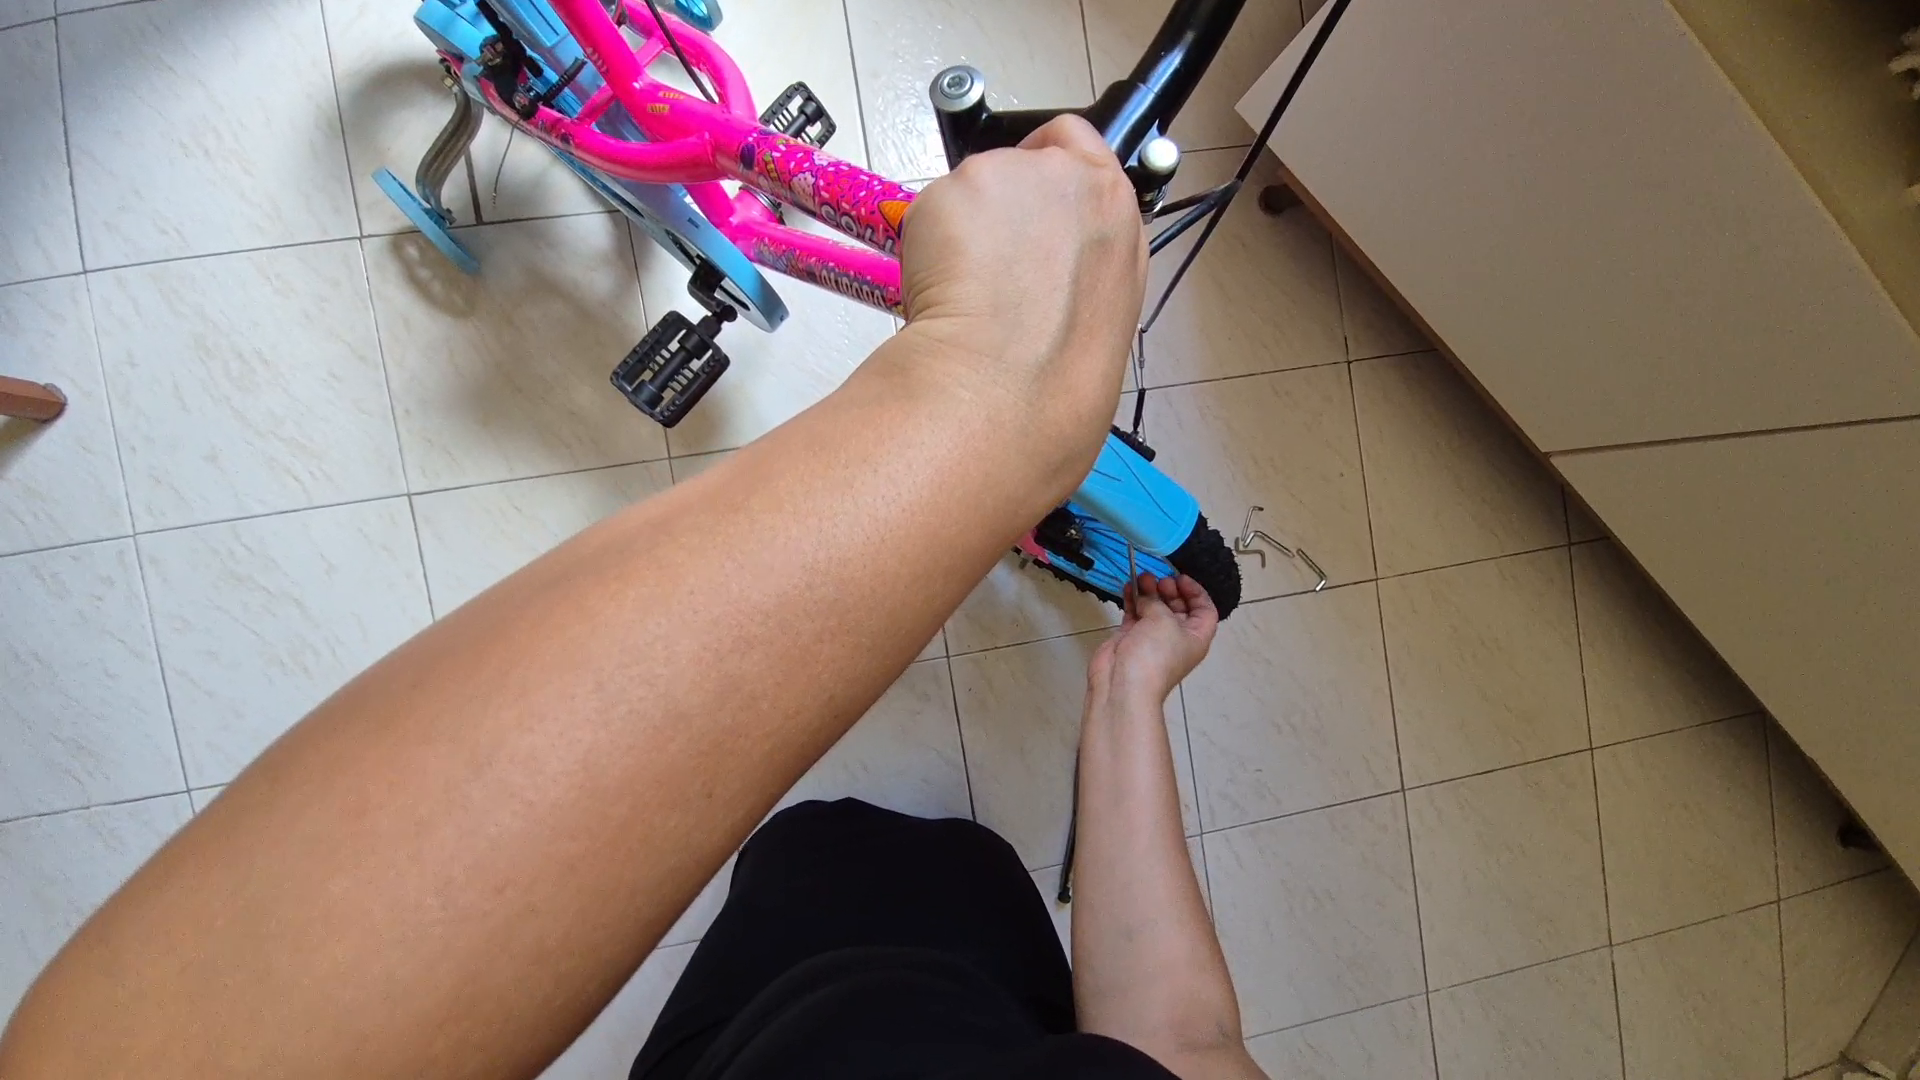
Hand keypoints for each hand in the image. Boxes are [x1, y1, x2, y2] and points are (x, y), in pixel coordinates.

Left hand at [897, 116, 1147, 494]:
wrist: (1006, 388)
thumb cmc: (1057, 382)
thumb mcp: (1099, 317)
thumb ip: (1078, 268)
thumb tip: (1043, 279)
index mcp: (1116, 218)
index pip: (1079, 146)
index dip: (1045, 170)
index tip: (1024, 204)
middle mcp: (1070, 181)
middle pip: (1019, 165)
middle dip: (997, 207)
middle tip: (981, 268)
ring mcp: (1012, 177)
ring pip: (972, 191)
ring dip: (961, 229)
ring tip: (962, 294)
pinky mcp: (956, 189)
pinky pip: (931, 211)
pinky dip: (926, 245)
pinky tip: (938, 291)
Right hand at [1088, 573, 1219, 703]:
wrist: (1124, 683)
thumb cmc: (1154, 653)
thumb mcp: (1163, 620)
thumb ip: (1156, 601)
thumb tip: (1145, 594)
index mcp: (1196, 637)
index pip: (1204, 610)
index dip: (1196, 592)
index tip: (1180, 578)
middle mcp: (1176, 637)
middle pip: (1178, 607)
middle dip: (1169, 589)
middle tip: (1158, 578)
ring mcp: (1152, 637)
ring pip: (1154, 608)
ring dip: (1149, 592)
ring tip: (1140, 578)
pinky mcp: (1131, 637)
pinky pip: (1135, 613)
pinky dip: (1132, 600)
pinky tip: (1128, 586)